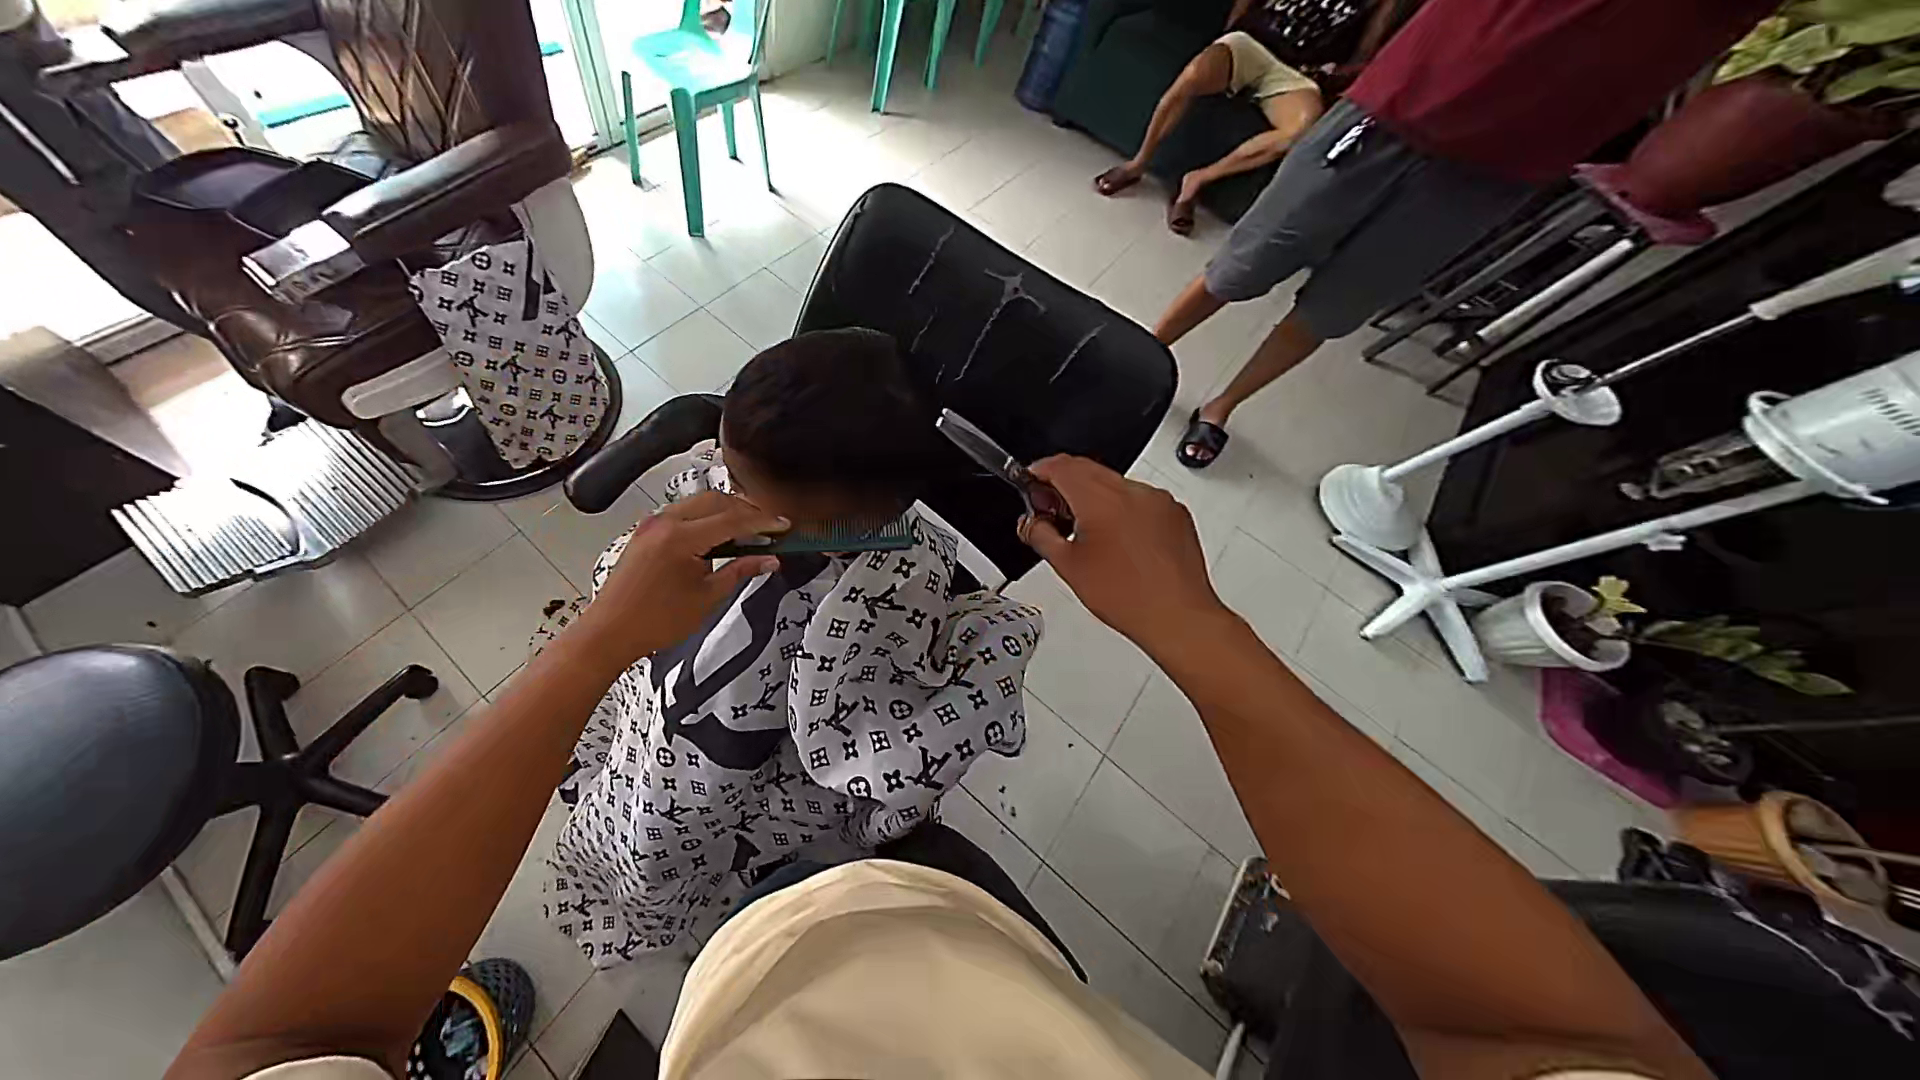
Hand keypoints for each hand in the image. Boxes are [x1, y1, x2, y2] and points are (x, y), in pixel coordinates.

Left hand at [568, 492, 784, 673]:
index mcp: (680, 538)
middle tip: (769, 527)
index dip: (763, 522)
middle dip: (747, 511)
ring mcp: (652, 525)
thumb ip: (741, 571)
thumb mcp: (708, 597)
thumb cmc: (654, 621)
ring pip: (700, 503)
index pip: (733, 519)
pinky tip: (720, 536)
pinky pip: (683, 513)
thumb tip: (769, 560)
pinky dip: (706, 518)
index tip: (783, 525)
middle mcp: (664, 523)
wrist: (610, 633)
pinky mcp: (647, 532)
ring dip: (727, 512)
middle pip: (717, 500)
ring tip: (748, 532)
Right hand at [1017, 456, 1231, 655]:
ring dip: (1093, 497)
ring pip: (1114, 484)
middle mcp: (1132, 492)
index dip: (1039, 471)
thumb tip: (1030, 524)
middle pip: (1087, 470)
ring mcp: (1157, 500)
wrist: (1176, 615)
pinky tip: (1116, 540)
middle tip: (1050, 510)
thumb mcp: (1068, 566)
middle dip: (1063, 485)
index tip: (1031, 483)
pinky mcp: (1174, 512)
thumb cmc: (1129, 596)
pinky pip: (1140, 498)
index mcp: (1101, 500)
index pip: (1061, 466)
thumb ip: (1041, 535)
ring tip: (1085, 532)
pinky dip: (1122, 509)